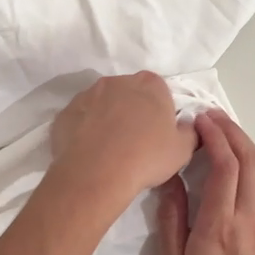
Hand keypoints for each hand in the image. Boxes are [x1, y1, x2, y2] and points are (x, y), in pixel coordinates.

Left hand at [50, 72, 197, 201]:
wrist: (97, 173)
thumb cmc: (146, 157)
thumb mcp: (183, 149)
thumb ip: (189, 131)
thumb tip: (186, 125)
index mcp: (149, 84)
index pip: (159, 90)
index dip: (159, 111)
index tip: (158, 132)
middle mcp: (117, 81)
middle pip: (129, 93)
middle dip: (132, 111)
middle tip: (134, 141)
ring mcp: (87, 94)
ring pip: (101, 104)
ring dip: (106, 119)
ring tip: (109, 149)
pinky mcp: (65, 112)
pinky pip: (79, 118)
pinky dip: (84, 129)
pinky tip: (89, 151)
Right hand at [157, 109, 254, 254]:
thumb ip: (171, 217)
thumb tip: (171, 179)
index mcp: (220, 225)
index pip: (226, 167)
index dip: (215, 138)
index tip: (198, 121)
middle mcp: (247, 217)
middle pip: (250, 160)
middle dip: (232, 130)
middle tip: (211, 115)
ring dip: (243, 143)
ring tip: (222, 128)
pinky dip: (248, 161)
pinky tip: (232, 156)